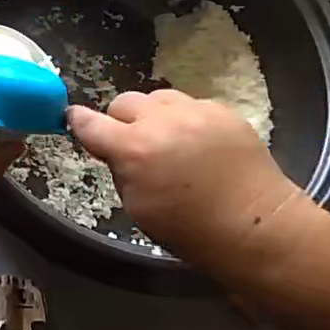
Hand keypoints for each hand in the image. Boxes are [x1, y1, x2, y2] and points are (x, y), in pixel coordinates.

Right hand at [68, 89, 307, 268]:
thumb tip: (115, 151)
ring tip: (169, 142)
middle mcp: (162, 121)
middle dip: (122, 122)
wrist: (255, 227)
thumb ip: (120, 169)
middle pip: (124, 102)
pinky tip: (199, 145)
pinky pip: (191, 105)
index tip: (73, 121)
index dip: (77, 121)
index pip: (90, 123)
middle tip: (134, 146)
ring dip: (154, 116)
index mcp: (134, 149)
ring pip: (158, 98)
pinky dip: (186, 120)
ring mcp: (196, 111)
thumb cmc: (189, 230)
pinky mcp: (223, 110)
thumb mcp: (137, 207)